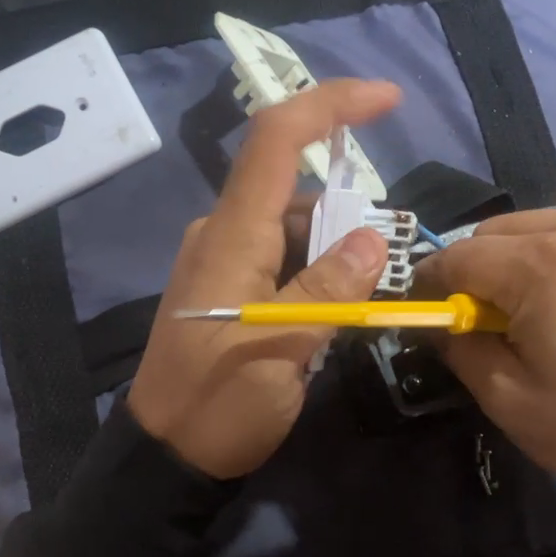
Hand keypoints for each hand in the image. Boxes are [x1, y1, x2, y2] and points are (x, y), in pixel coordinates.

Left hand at [126, 79, 401, 478]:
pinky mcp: (225, 292)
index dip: (331, 105)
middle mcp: (222, 234)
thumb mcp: (283, 348)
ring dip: (335, 248)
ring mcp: (220, 263)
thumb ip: (329, 289)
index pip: (277, 140)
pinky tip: (337, 311)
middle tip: (389, 262)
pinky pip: (279, 261)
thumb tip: (371, 238)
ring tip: (368, 297)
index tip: (388, 100)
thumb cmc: (220, 404)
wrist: (166, 456)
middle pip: (294, 188)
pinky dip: (316, 272)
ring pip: (291, 229)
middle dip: (349, 209)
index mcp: (232, 235)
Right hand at [421, 153, 555, 490]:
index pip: (459, 257)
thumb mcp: (505, 401)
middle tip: (496, 318)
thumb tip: (434, 315)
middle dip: (482, 272)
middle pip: (498, 232)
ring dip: (531, 247)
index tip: (433, 310)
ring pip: (548, 211)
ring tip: (548, 289)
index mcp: (541, 271)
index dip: (434, 285)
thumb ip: (458, 345)